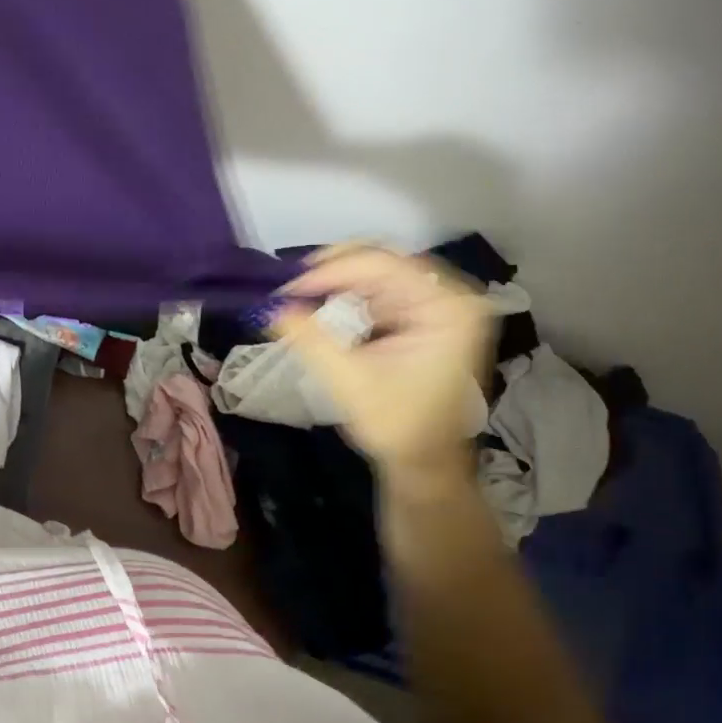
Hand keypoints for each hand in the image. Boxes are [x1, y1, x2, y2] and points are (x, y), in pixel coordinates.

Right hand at [275, 244, 493, 476]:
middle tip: (296, 283)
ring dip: (339, 279)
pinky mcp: (421, 318)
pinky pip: (380, 289)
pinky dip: (348, 292)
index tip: (292, 288)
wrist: (427, 463)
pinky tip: (324, 303)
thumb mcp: (350, 381)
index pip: (384, 265)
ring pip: (379, 270)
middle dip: (335, 267)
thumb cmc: (398, 424)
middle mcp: (448, 297)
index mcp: (446, 308)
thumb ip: (312, 339)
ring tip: (304, 293)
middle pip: (385, 259)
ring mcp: (436, 306)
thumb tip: (273, 307)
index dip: (334, 270)